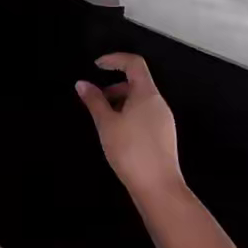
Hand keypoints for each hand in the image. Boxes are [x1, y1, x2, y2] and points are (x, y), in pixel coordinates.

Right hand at [76, 53, 184, 200]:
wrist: (159, 188)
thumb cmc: (131, 150)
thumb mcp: (106, 124)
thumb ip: (94, 101)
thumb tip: (82, 84)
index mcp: (147, 94)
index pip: (134, 63)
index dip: (115, 59)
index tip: (97, 65)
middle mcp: (159, 103)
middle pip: (137, 83)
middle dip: (114, 87)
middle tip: (96, 100)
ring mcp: (165, 120)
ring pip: (141, 101)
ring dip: (121, 103)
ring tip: (105, 121)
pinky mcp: (165, 136)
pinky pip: (146, 115)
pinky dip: (130, 115)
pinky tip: (119, 135)